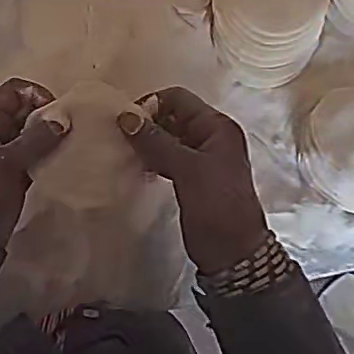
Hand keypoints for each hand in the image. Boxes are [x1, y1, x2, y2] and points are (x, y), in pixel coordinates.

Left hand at [0, 78, 64, 244]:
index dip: (35, 94)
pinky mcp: (20, 173)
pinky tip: (68, 161)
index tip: (56, 112)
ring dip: (53, 136)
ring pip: (35, 133)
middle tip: (71, 130)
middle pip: (28, 110)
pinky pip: (39, 154)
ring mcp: (9, 154)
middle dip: (50, 116)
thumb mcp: (6, 162)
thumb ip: (34, 139)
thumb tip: (62, 120)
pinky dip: (52, 154)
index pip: (14, 91)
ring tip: (74, 145)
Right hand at [119, 87, 271, 274]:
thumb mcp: (187, 170)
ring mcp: (203, 159)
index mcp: (217, 127)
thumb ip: (157, 142)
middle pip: (173, 116)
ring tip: (124, 151)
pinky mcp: (193, 178)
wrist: (234, 254)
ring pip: (169, 138)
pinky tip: (138, 166)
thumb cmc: (216, 206)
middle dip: (147, 123)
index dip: (152, 104)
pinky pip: (169, 158)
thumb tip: (125, 116)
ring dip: (148, 142)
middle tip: (119, 137)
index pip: (179, 99)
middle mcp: (211, 137)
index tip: (125, 120)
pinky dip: (153, 158)